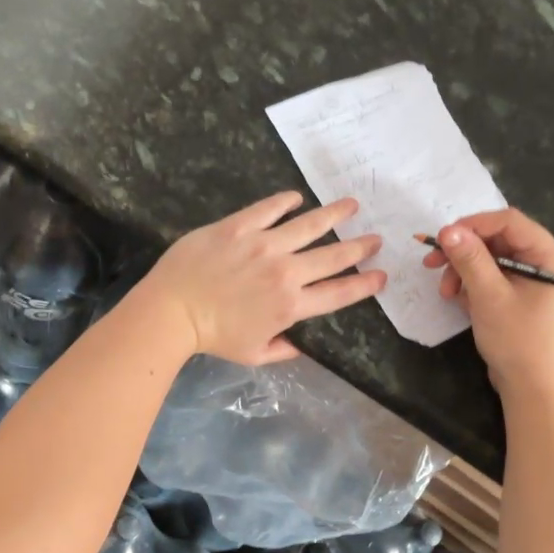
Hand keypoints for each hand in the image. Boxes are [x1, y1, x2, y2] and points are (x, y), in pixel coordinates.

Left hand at [135, 192, 385, 365]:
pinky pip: (268, 208)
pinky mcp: (238, 226)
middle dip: (359, 247)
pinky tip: (296, 198)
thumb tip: (300, 345)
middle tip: (376, 238)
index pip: (338, 293)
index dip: (364, 284)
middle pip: (332, 256)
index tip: (382, 275)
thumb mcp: (252, 354)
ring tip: (351, 205)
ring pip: (308, 225)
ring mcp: (262, 244)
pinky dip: (285, 202)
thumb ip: (282, 350)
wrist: (172, 310)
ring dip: (334, 214)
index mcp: (291, 305)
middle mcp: (285, 272)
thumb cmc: (211, 337)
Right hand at [422, 208, 553, 401]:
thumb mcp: (489, 297)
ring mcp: (533, 279)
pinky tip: (459, 301)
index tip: (439, 239)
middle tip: (431, 265)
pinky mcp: (520, 296)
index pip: (508, 221)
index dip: (471, 225)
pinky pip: (492, 277)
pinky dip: (471, 285)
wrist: (534, 388)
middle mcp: (545, 261)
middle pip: (497, 239)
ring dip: (462, 270)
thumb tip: (447, 229)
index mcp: (550, 255)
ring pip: (490, 258)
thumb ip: (469, 259)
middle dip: (463, 251)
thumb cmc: (518, 340)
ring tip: (446, 292)